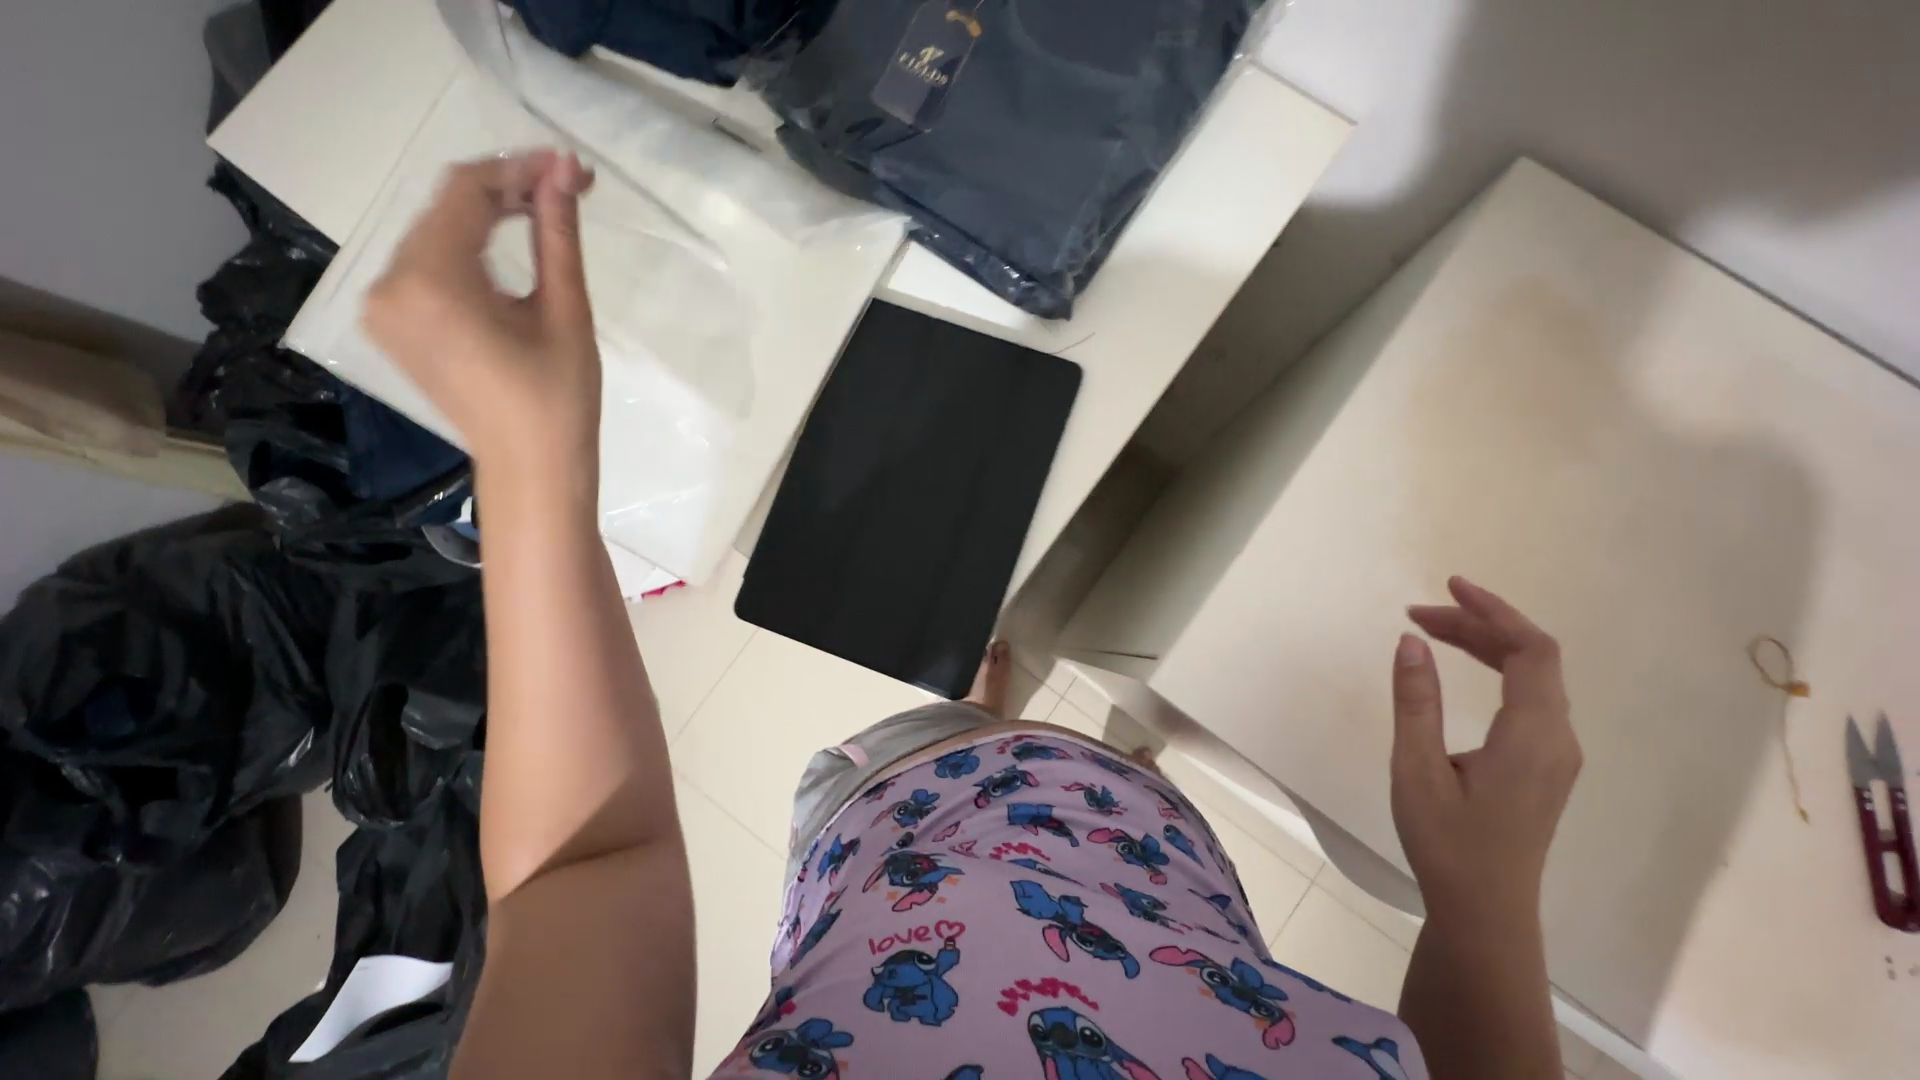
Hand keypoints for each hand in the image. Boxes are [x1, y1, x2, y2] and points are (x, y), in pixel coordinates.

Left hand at [362, 150, 599, 482]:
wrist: (531, 472)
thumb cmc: (559, 402)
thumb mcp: (565, 313)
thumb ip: (558, 236)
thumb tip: (565, 171)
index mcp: (431, 283)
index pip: (468, 193)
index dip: (519, 170)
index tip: (570, 167)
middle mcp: (389, 285)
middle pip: (446, 208)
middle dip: (506, 191)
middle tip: (567, 189)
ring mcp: (383, 307)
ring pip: (435, 233)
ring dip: (487, 217)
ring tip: (544, 214)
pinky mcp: (391, 325)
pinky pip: (425, 264)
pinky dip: (466, 250)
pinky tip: (505, 249)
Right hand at [1390, 577, 1580, 921]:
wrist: (1484, 909)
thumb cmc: (1448, 841)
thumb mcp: (1417, 769)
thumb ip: (1415, 702)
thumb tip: (1409, 641)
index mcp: (1534, 734)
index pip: (1531, 650)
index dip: (1494, 610)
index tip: (1448, 587)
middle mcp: (1558, 737)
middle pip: (1533, 658)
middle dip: (1478, 625)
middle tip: (1418, 614)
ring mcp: (1555, 753)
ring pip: (1532, 678)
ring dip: (1485, 647)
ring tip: (1430, 633)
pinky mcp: (1544, 766)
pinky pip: (1528, 699)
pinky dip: (1494, 671)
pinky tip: (1461, 671)